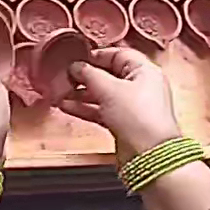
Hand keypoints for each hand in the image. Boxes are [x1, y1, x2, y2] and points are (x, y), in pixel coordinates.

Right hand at [59, 47, 182, 158]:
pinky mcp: (123, 123)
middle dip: (86, 76)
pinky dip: (85, 108)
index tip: (79, 58)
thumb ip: (90, 74)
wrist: (148, 154)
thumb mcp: (109, 89)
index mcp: (145, 71)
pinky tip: (67, 106)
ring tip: (61, 92)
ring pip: (103, 94)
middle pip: (109, 75)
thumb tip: (77, 66)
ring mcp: (132, 106)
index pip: (119, 55)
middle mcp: (141, 87)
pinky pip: (101, 110)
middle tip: (67, 76)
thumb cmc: (139, 118)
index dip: (97, 55)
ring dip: (82, 93)